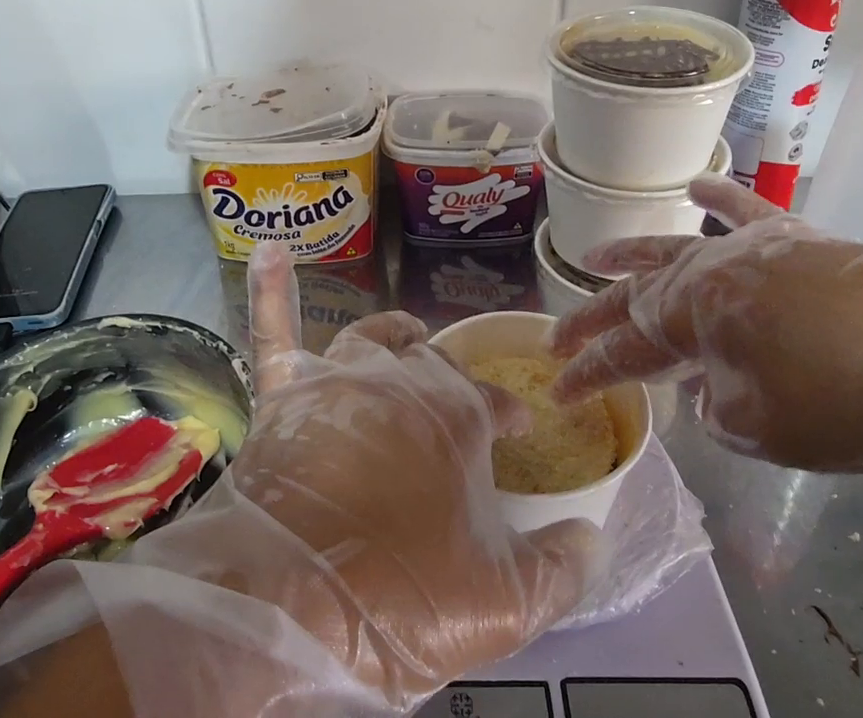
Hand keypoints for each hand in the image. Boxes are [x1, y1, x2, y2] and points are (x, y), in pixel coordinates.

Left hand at [203, 246, 603, 706]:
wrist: (290, 611)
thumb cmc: (404, 599)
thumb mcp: (508, 602)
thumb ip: (563, 565)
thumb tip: (591, 536)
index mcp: (455, 414)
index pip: (494, 400)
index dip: (508, 414)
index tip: (517, 430)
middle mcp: (395, 380)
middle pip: (431, 364)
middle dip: (451, 380)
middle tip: (457, 410)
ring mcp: (332, 382)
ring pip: (368, 339)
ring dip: (393, 337)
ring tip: (406, 338)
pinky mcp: (278, 399)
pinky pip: (274, 330)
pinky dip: (272, 288)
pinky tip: (272, 251)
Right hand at [549, 177, 862, 480]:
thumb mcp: (775, 429)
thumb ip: (722, 410)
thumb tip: (710, 388)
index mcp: (698, 315)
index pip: (626, 350)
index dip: (590, 372)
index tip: (558, 390)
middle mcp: (715, 273)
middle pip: (639, 297)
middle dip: (596, 321)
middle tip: (558, 340)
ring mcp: (761, 251)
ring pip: (679, 251)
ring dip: (635, 258)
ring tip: (598, 258)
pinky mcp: (806, 244)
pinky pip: (751, 215)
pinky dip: (720, 204)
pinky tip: (698, 191)